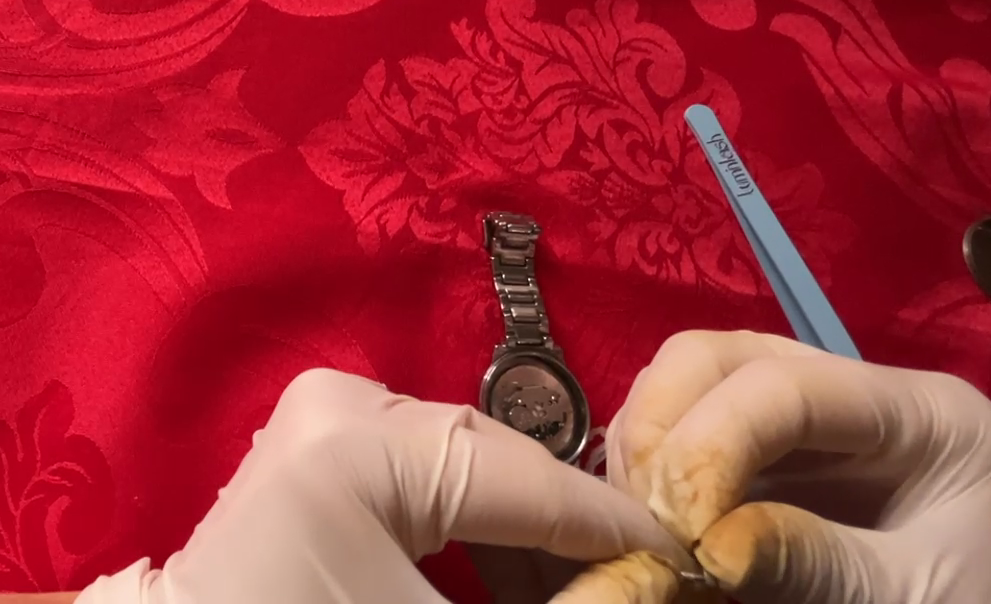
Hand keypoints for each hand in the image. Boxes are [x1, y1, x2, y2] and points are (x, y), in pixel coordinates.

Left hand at [77, 369, 689, 603]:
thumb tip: (645, 589)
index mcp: (358, 441)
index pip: (520, 474)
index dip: (611, 522)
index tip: (683, 560)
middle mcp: (336, 404)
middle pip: (489, 462)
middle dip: (562, 533)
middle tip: (626, 585)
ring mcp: (315, 419)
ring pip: (455, 466)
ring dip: (516, 535)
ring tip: (566, 589)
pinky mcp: (307, 446)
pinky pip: (411, 473)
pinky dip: (464, 526)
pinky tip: (499, 577)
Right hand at [606, 330, 990, 603]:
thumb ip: (808, 562)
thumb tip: (693, 540)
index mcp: (923, 412)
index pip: (783, 386)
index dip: (713, 440)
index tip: (677, 522)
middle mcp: (852, 388)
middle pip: (718, 357)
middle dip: (664, 423)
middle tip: (646, 505)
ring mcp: (807, 413)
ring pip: (688, 375)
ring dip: (649, 435)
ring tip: (643, 509)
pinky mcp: (772, 448)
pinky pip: (687, 417)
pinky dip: (655, 452)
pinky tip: (649, 500)